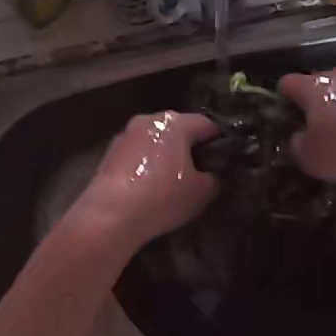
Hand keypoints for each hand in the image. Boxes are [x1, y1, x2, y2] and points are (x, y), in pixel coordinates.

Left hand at [65, 111, 219, 249]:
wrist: (110, 216)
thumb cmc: (162, 198)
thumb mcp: (202, 193)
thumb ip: (214, 178)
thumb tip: (211, 175)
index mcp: (175, 123)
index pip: (207, 124)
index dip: (220, 141)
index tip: (225, 160)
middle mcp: (149, 119)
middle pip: (179, 129)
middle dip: (191, 147)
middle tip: (201, 171)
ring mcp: (126, 134)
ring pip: (156, 140)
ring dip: (167, 155)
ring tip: (173, 180)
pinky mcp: (110, 151)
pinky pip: (138, 153)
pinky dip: (147, 164)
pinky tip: (150, 186)